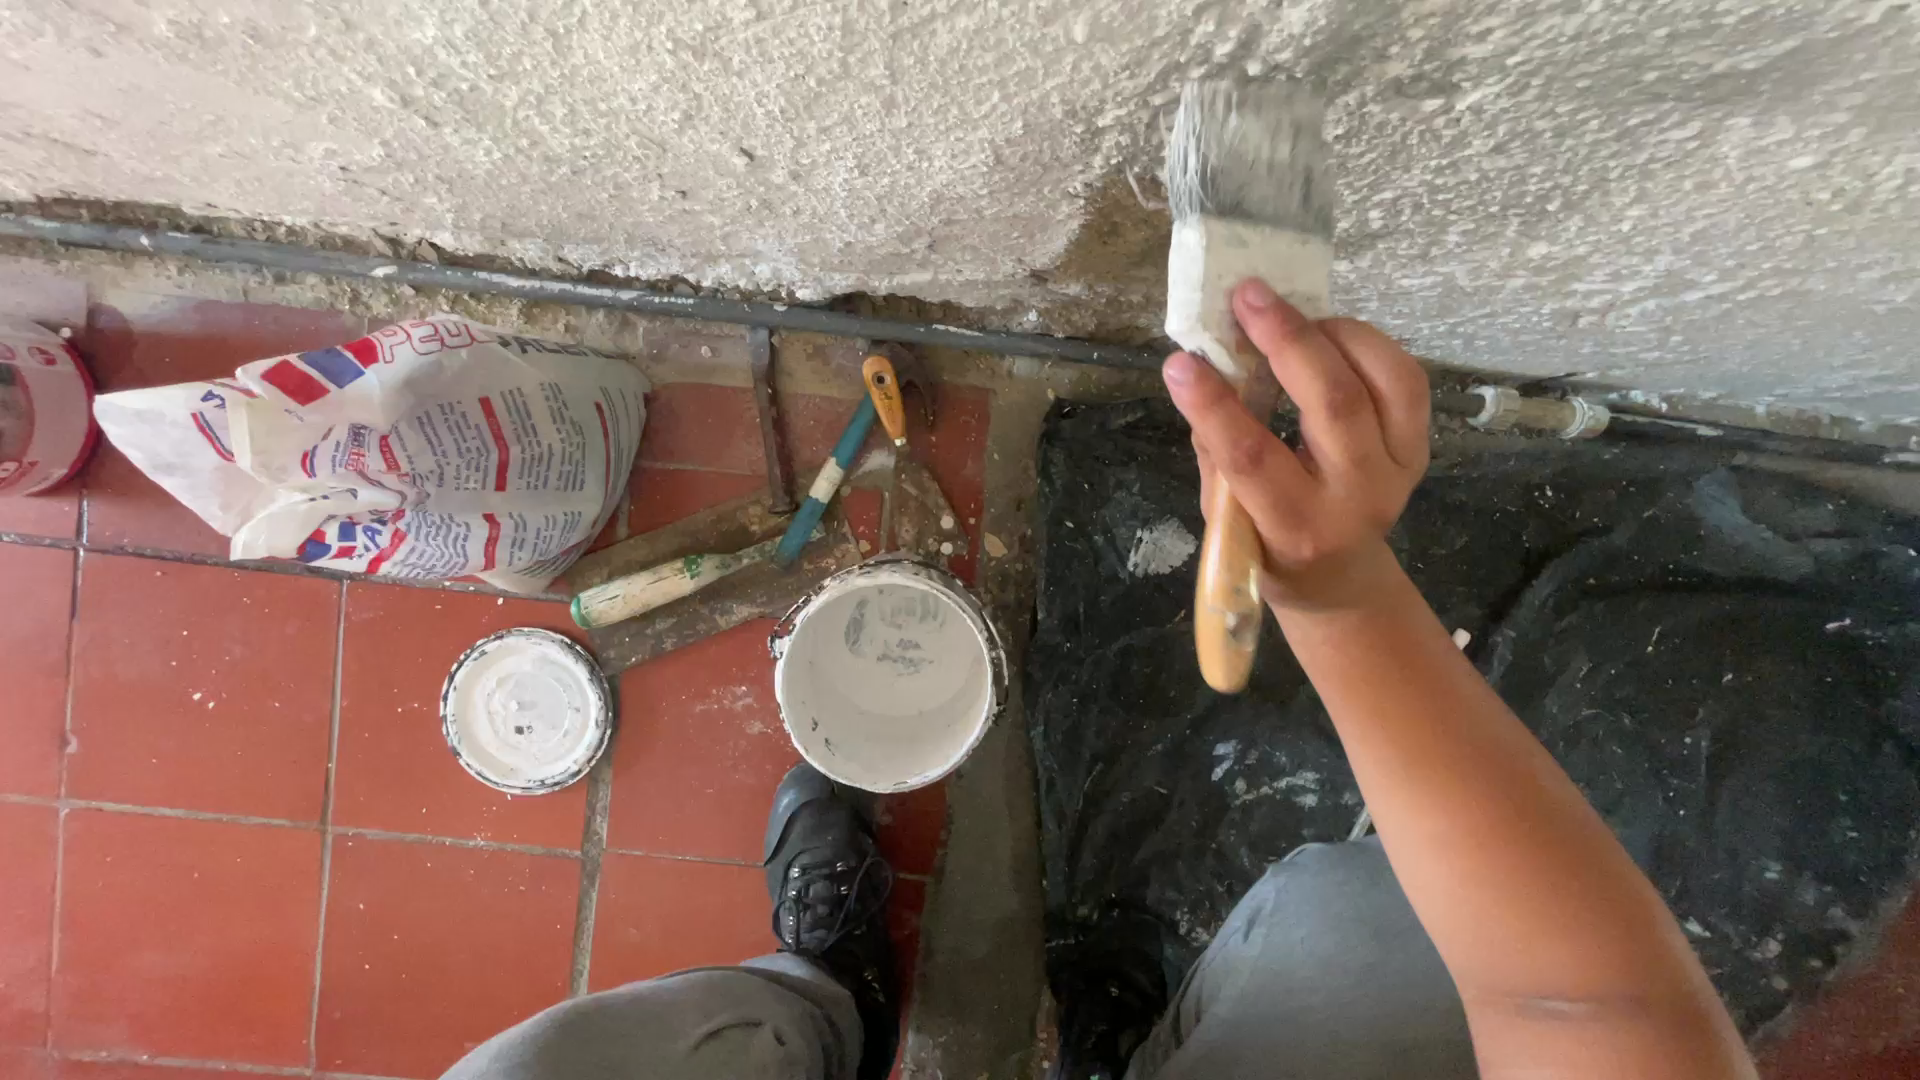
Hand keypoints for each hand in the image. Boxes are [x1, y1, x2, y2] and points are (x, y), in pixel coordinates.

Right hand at [1163, 278, 1429, 612]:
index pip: (1251, 456)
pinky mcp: (1419, 446)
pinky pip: (1404, 379)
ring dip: (1331, 334)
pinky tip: (1327, 333)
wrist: (1339, 579)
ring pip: (1383, 381)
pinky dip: (1365, 343)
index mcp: (1294, 525)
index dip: (1214, 405)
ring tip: (1287, 314)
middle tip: (1247, 296)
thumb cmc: (1265, 551)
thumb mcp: (1226, 520)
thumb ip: (1216, 456)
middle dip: (1286, 341)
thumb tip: (1203, 378)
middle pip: (1333, 404)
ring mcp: (1398, 469)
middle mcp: (1355, 497)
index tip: (1180, 362)